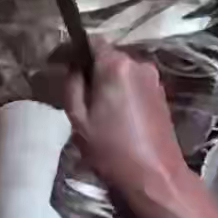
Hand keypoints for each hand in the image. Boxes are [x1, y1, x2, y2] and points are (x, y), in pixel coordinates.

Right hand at [59, 40, 190, 207]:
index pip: (90, 41)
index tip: (56, 63)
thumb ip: (72, 85)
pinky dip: (120, 90)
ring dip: (106, 81)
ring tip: (94, 106)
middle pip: (107, 56)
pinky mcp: (161, 93)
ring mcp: (153, 78)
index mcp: (116, 65)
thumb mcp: (78, 119)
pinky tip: (114, 113)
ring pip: (121, 70)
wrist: (156, 176)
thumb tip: (72, 67)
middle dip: (90, 69)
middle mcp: (138, 64)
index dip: (71, 50)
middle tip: (73, 91)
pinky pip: (133, 83)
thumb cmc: (112, 149)